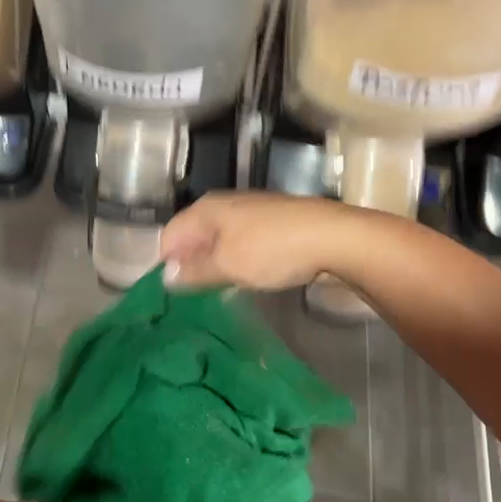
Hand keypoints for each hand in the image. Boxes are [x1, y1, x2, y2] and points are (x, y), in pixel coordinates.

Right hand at [160, 192, 364, 290]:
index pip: (169, 236)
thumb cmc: (273, 250)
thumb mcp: (227, 266)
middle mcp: (223, 205)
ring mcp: (249, 212)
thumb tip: (166, 277)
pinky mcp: (270, 223)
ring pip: (217, 241)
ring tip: (219, 291)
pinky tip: (247, 278)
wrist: (334, 237)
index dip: (166, 264)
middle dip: (190, 265)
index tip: (172, 294)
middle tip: (193, 297)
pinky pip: (240, 243)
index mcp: (206, 209)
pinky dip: (237, 260)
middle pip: (193, 237)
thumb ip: (194, 271)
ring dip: (214, 264)